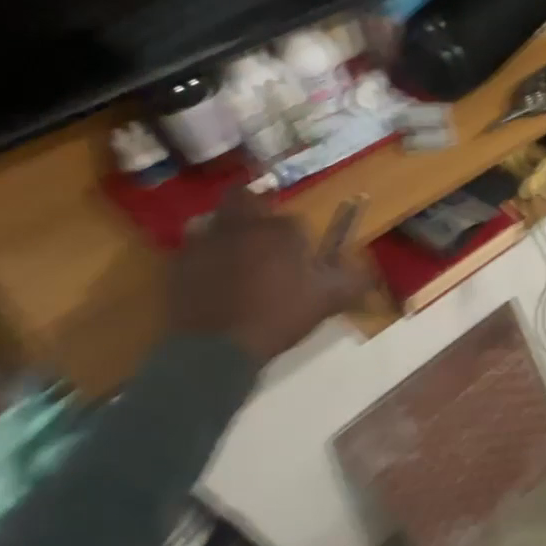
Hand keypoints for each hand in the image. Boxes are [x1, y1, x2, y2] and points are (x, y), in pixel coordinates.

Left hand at [168, 187, 372, 364]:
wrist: (217, 348)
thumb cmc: (279, 316)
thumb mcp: (329, 300)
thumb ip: (353, 280)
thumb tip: (367, 271)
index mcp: (280, 230)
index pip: (292, 218)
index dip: (298, 234)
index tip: (302, 254)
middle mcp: (241, 226)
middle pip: (243, 198)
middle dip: (254, 205)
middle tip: (263, 230)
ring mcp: (204, 243)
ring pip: (214, 219)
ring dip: (226, 228)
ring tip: (236, 251)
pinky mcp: (178, 264)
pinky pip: (192, 247)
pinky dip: (204, 254)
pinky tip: (213, 276)